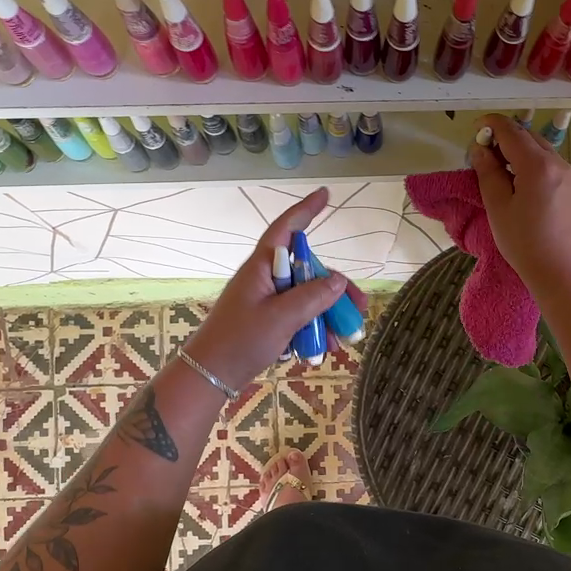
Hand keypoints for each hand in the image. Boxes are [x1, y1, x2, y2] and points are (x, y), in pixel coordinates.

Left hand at [180, 187, 366, 391]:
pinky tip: (325, 348)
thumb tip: (339, 280)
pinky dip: (313, 330)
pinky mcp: (267, 321)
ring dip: (327, 316)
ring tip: (343, 339)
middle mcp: (265, 279)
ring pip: (306, 298)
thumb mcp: (281, 319)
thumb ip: (312, 297)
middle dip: (335, 290)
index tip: (326, 195)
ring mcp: (266, 301)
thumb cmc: (240, 341)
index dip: (306, 211)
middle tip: (359, 308)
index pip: (286, 230)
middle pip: (308, 272)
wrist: (211, 375)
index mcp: (262, 268)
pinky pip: (298, 317)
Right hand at [469, 113, 570, 289]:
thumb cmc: (524, 244)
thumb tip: (480, 150)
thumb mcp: (498, 208)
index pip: (511, 131)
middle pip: (530, 138)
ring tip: (506, 175)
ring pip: (544, 153)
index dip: (491, 125)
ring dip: (523, 155)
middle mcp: (560, 163)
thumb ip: (488, 173)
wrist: (563, 274)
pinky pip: (556, 170)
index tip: (477, 130)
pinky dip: (538, 169)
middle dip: (507, 140)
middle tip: (487, 155)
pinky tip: (529, 192)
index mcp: (538, 165)